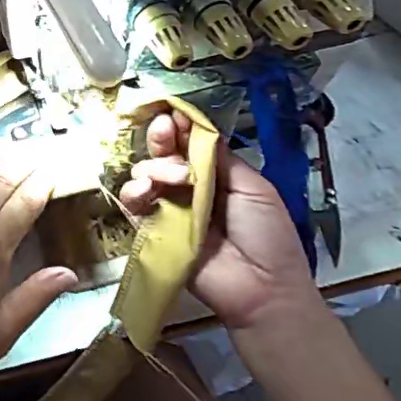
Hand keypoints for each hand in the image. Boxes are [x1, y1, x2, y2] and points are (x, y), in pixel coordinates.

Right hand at [118, 111, 324, 330]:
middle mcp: (189, 188)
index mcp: (215, 175)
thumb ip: (221, 158)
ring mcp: (170, 209)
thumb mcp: (253, 187)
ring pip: (146, 175)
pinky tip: (144, 191)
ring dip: (153, 167)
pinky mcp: (153, 232)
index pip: (190, 143)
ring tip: (171, 178)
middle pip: (165, 154)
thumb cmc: (267, 235)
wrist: (263, 289)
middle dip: (161, 137)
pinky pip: (135, 206)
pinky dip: (134, 192)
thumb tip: (196, 127)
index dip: (180, 126)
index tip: (172, 111)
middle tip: (162, 129)